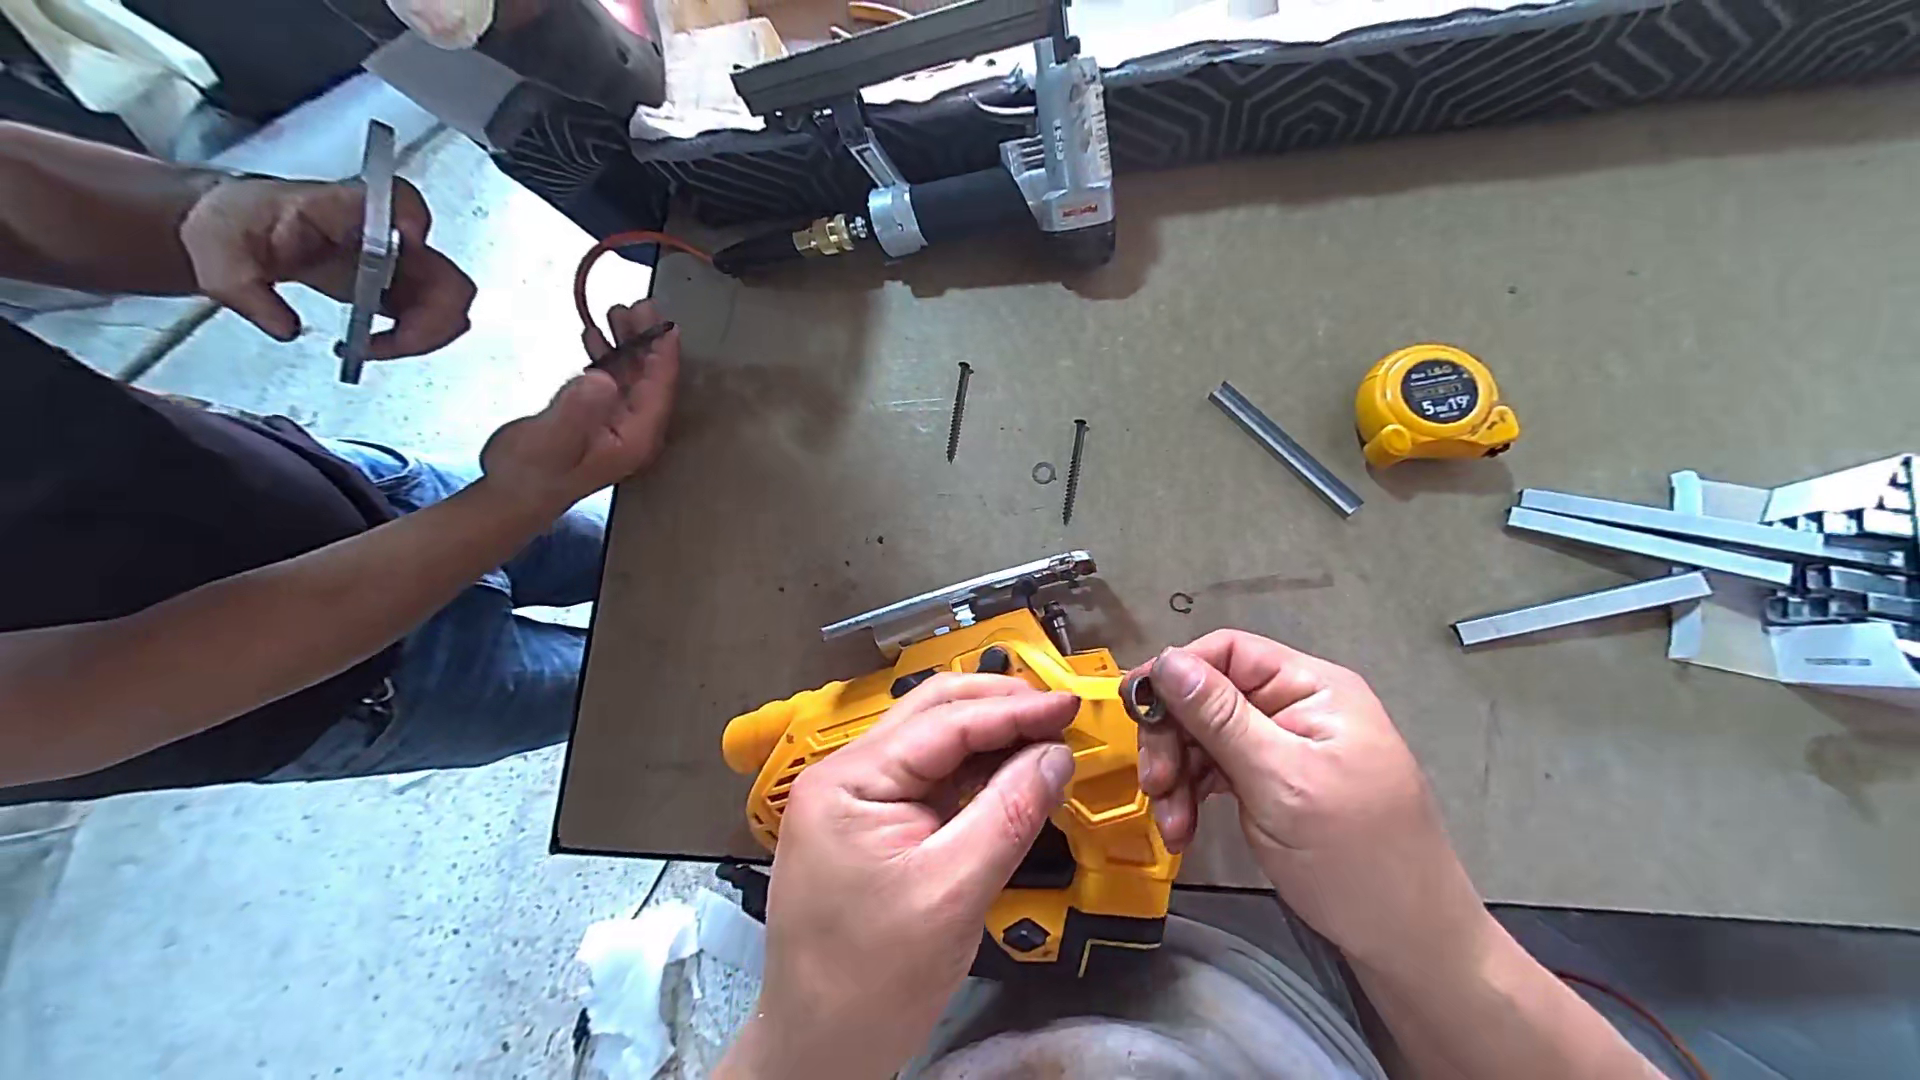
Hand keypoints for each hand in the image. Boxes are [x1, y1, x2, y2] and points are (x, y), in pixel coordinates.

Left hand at [179, 175, 475, 358]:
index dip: (416, 219)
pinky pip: (438, 319)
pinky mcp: (410, 290)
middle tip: (387, 342)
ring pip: (450, 306)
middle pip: (446, 278)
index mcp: (342, 209)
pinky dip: (418, 339)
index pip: (398, 200)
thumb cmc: (238, 230)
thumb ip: (242, 290)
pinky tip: (378, 343)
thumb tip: (285, 327)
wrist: (246, 237)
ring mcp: (407, 265)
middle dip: (430, 320)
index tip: (413, 239)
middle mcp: (390, 237)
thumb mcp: (216, 255)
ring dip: (426, 335)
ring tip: (377, 347)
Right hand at [478, 301, 679, 513]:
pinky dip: (607, 357)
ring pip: (633, 376)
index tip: (666, 323)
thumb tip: (604, 377)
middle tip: (640, 305)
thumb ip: (578, 407)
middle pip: (651, 378)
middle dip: (647, 341)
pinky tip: (595, 334)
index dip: (664, 354)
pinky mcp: (601, 419)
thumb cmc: (531, 471)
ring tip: (617, 310)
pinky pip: (613, 382)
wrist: (512, 495)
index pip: (660, 389)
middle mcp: (637, 430)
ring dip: (627, 344)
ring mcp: (620, 424)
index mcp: (637, 436)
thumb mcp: (551, 438)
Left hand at [721, 675, 1079, 1079]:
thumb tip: (1057, 756)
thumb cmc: (870, 984)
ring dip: (992, 736)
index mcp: (848, 780)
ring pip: (936, 741)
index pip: (943, 722)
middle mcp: (848, 773)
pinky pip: (935, 777)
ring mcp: (860, 795)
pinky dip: (978, 769)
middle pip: (934, 713)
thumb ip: (1008, 814)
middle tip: (1057, 714)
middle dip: (1000, 708)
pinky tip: (1013, 772)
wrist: (817, 1052)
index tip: (1067, 704)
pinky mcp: (876, 820)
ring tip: (1045, 738)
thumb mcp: (951, 896)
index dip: (1013, 710)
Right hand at [1132, 631, 1489, 968]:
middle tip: (1154, 781)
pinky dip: (1190, 794)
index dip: (1177, 672)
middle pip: (1207, 696)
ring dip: (1177, 774)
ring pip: (1202, 735)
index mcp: (1312, 689)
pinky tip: (1182, 827)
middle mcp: (1293, 706)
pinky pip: (1212, 768)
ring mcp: (1280, 744)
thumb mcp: (1281, 783)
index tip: (1137, 707)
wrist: (1410, 947)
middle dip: (1173, 737)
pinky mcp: (1268, 777)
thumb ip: (1219, 718)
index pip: (1228, 652)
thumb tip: (1166, 660)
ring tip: (1170, 821)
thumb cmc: (1358, 861)